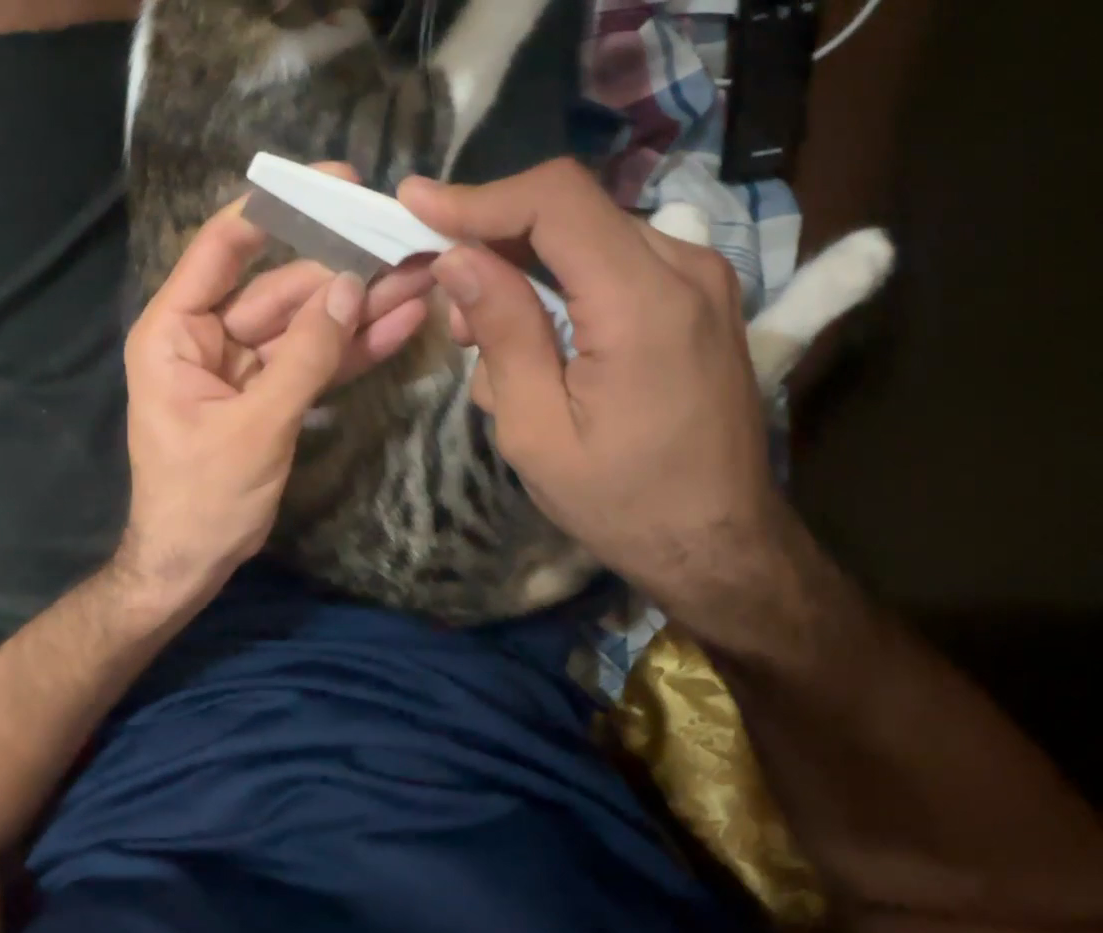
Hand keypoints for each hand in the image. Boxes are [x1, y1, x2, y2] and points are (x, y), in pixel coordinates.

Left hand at [118, 197, 432, 604]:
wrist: (190, 563)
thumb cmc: (202, 497)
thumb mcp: (255, 426)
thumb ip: (305, 356)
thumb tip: (351, 286)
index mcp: (174, 334)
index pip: (223, 249)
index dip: (278, 210)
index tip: (337, 181)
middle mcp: (203, 340)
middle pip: (278, 287)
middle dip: (341, 271)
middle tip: (407, 243)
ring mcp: (238, 368)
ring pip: (303, 325)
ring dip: (357, 308)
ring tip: (423, 277)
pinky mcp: (265, 396)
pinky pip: (310, 362)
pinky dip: (349, 349)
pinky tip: (402, 323)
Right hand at [398, 160, 786, 620]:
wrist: (716, 539)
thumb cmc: (618, 499)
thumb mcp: (536, 429)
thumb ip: (503, 333)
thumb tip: (457, 258)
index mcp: (642, 302)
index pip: (555, 202)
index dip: (477, 197)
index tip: (413, 206)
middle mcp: (683, 268)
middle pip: (569, 211)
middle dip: (491, 242)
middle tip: (449, 313)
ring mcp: (698, 279)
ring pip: (586, 237)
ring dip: (521, 269)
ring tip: (485, 341)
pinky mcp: (696, 299)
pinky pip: (611, 264)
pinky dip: (558, 285)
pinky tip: (535, 342)